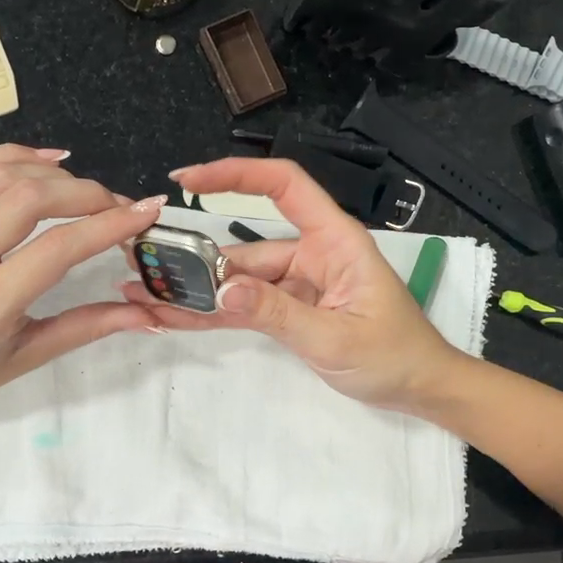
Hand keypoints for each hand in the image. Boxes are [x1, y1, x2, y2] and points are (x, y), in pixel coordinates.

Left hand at [0, 144, 164, 410]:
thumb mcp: (27, 357)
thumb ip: (87, 327)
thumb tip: (148, 315)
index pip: (54, 250)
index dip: (106, 226)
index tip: (146, 211)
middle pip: (27, 199)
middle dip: (85, 193)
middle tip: (119, 206)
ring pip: (0, 175)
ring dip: (54, 174)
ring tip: (87, 191)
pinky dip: (13, 154)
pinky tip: (48, 162)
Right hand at [122, 157, 466, 410]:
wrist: (419, 388)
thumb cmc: (394, 355)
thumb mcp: (336, 337)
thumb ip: (278, 314)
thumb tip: (223, 288)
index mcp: (333, 241)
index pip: (284, 186)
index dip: (236, 175)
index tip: (189, 180)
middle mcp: (310, 254)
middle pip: (245, 248)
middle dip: (196, 259)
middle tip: (143, 267)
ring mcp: (296, 284)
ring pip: (237, 280)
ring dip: (195, 291)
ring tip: (143, 297)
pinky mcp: (287, 311)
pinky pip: (244, 306)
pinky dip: (212, 312)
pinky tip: (173, 315)